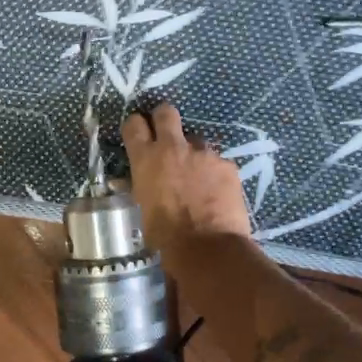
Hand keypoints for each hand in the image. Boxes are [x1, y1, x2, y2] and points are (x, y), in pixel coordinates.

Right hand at [121, 103, 250, 251]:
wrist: (208, 248)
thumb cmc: (166, 236)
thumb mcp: (143, 210)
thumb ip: (141, 187)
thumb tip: (136, 183)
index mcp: (147, 159)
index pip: (134, 125)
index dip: (136, 126)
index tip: (139, 133)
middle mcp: (174, 148)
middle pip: (166, 112)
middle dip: (164, 118)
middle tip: (166, 133)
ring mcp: (203, 153)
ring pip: (196, 141)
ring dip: (194, 154)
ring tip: (198, 178)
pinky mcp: (227, 164)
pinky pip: (217, 162)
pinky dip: (215, 173)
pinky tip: (217, 193)